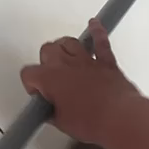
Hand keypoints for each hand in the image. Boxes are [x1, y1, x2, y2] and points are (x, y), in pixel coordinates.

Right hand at [19, 20, 140, 142]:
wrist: (120, 118)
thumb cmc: (92, 121)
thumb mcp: (62, 123)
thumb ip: (52, 112)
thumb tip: (53, 112)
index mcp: (50, 78)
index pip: (29, 73)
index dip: (31, 83)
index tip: (37, 91)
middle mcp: (66, 64)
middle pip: (47, 49)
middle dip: (45, 60)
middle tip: (48, 73)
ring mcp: (86, 60)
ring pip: (69, 42)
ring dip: (64, 46)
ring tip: (62, 53)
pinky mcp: (106, 62)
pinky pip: (100, 41)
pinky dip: (97, 32)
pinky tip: (94, 25)